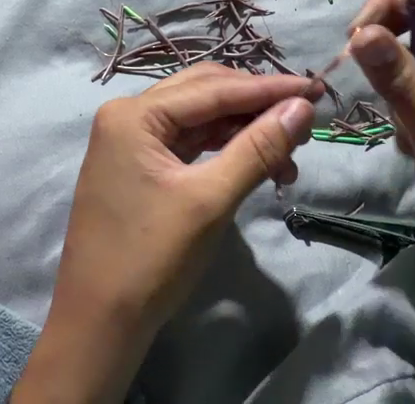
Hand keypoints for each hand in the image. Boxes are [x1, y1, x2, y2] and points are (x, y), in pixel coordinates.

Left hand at [11, 65, 317, 403]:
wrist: (99, 326)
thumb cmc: (151, 259)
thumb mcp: (210, 200)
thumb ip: (257, 148)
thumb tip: (302, 108)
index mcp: (134, 115)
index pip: (213, 89)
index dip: (268, 88)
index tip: (316, 90)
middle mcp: (128, 116)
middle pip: (205, 93)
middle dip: (256, 105)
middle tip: (305, 119)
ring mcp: (131, 142)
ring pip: (200, 118)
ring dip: (244, 129)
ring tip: (290, 154)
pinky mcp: (139, 167)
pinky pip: (189, 142)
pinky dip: (225, 148)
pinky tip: (258, 162)